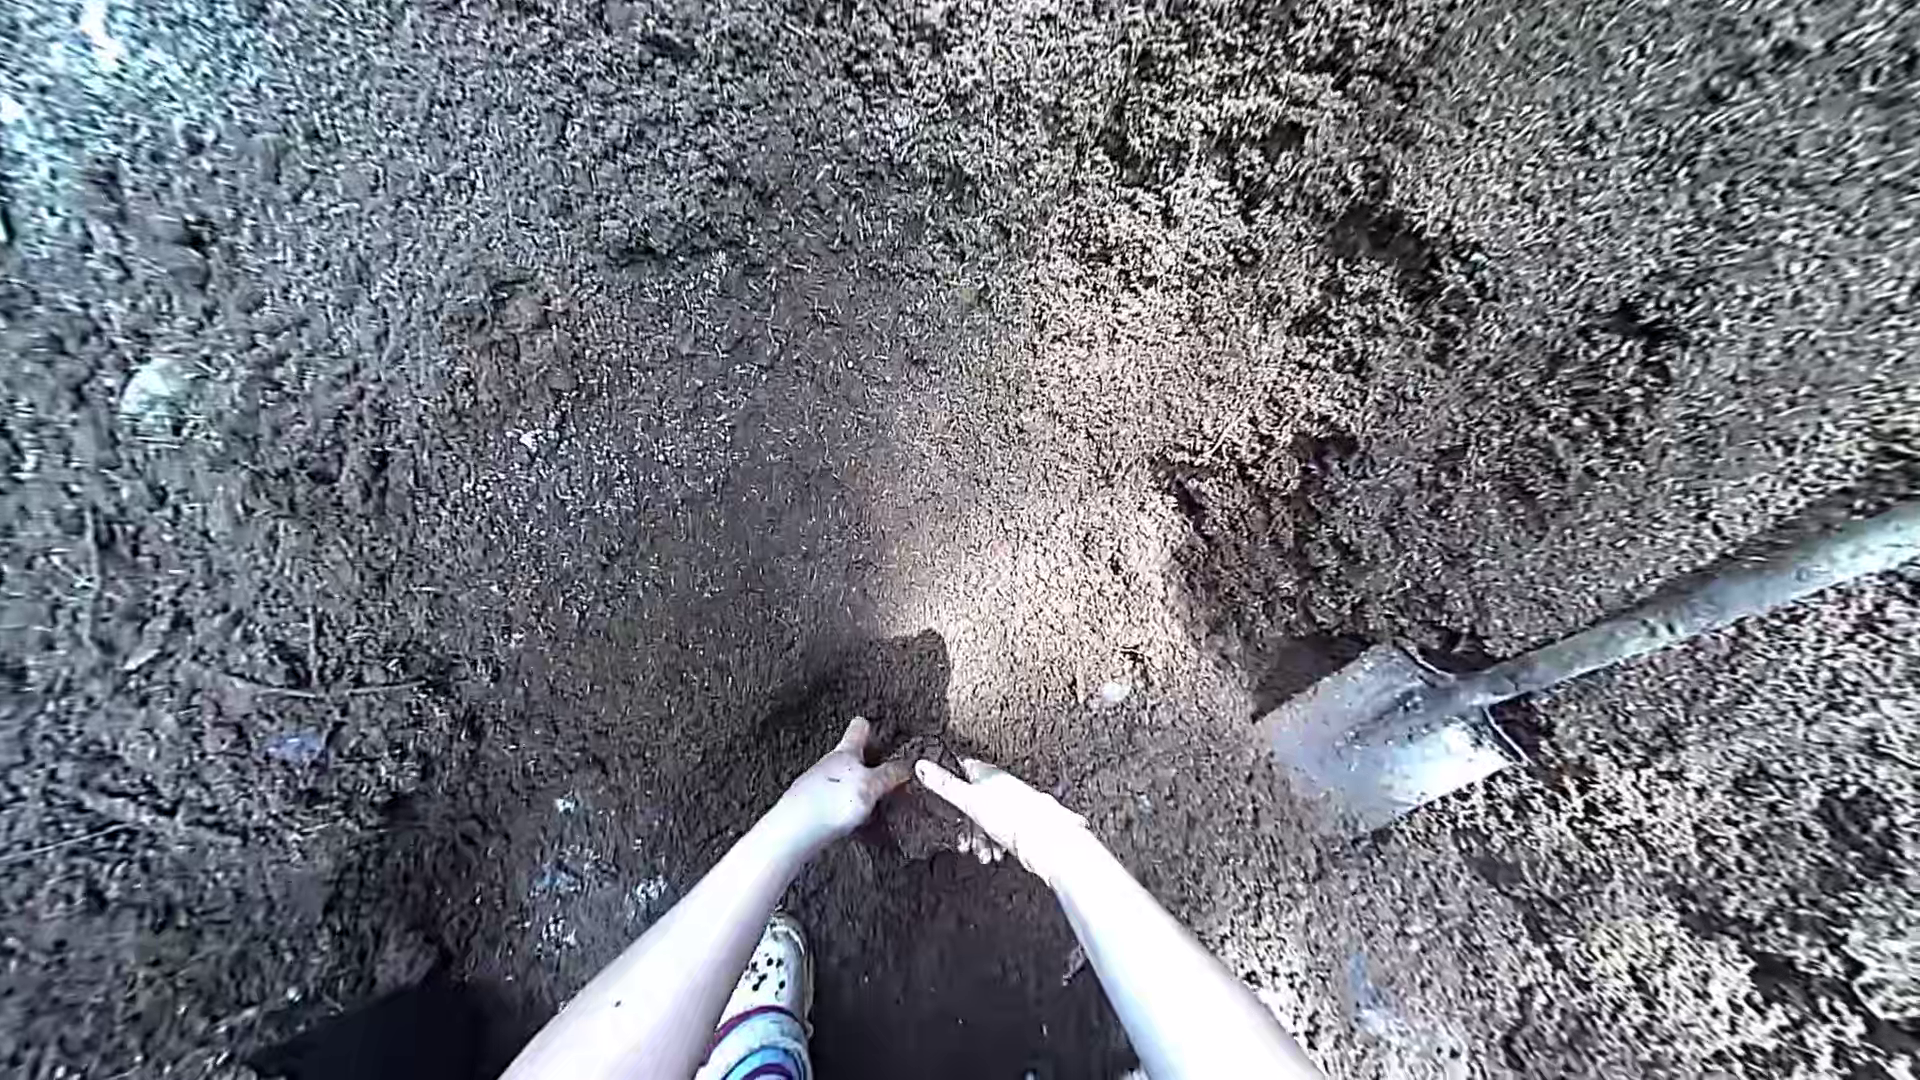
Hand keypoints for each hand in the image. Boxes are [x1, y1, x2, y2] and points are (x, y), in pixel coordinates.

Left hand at [776, 716, 911, 849]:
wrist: (793, 832)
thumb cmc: (830, 802)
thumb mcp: (870, 786)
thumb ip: (889, 775)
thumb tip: (906, 765)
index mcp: (845, 753)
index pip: (858, 730)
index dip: (867, 727)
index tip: (874, 725)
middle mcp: (829, 764)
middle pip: (848, 755)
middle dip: (864, 760)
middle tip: (881, 766)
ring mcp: (817, 785)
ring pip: (840, 778)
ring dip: (853, 784)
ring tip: (871, 797)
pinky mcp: (810, 807)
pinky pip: (832, 800)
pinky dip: (843, 804)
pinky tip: (851, 818)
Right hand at [915, 757, 1091, 882]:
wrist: (1048, 842)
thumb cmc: (1013, 817)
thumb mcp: (970, 800)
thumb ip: (944, 784)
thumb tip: (922, 765)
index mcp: (987, 773)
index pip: (960, 768)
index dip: (947, 782)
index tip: (940, 797)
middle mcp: (1000, 785)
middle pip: (972, 797)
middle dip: (965, 821)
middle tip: (963, 839)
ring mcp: (1012, 802)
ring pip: (986, 816)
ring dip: (980, 836)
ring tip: (981, 852)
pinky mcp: (1021, 821)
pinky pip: (1001, 829)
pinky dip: (993, 841)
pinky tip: (994, 853)